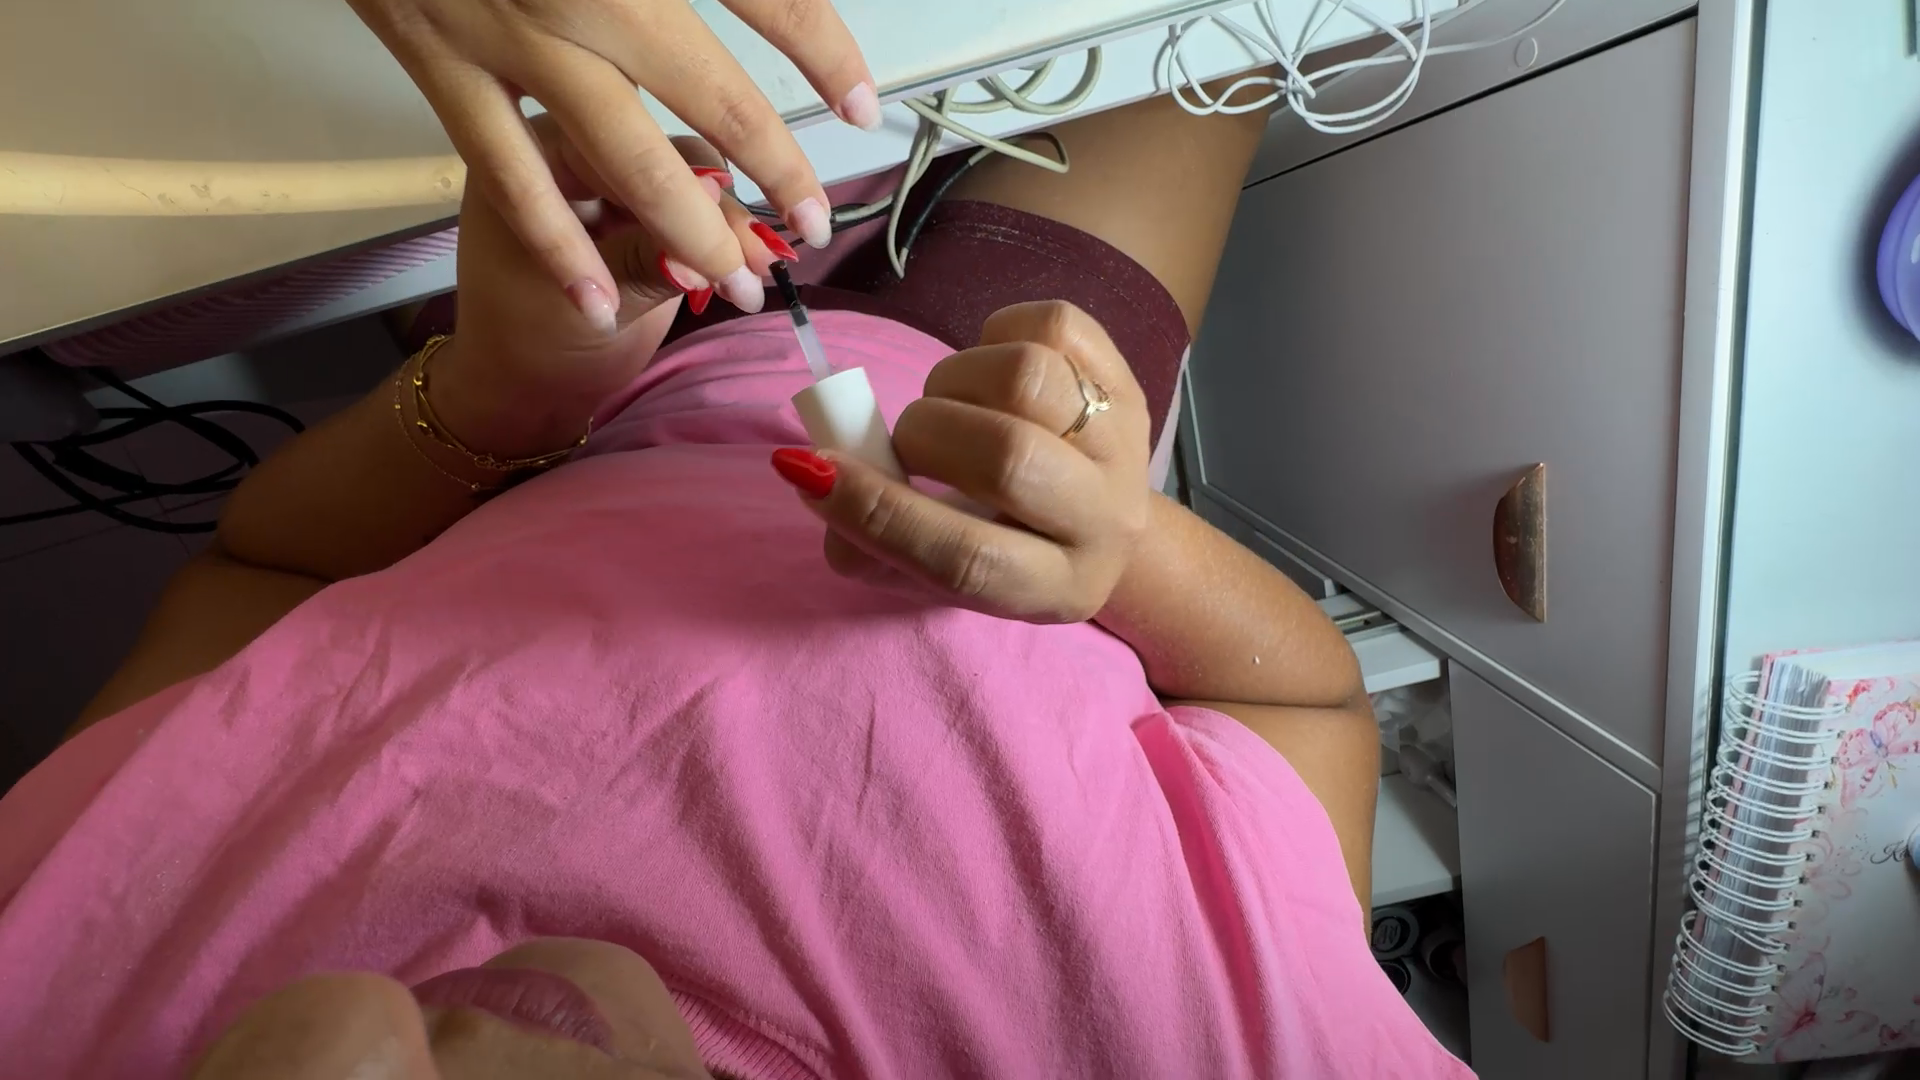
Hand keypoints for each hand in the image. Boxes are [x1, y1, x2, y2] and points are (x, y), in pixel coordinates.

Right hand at [347, 0, 878, 327]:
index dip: (825, 54)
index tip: (861, 106)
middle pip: (720, 102)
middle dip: (779, 174)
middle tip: (811, 226)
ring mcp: (505, 23)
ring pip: (630, 161)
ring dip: (695, 236)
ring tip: (741, 287)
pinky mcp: (434, 54)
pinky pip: (509, 173)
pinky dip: (558, 248)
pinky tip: (600, 307)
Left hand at [428, 131, 790, 459]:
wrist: (529, 382)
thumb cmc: (534, 342)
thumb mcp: (584, 304)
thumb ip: (645, 262)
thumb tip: (715, 222)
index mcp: (544, 158)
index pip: (629, 151)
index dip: (692, 192)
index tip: (737, 240)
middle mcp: (590, 160)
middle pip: (674, 162)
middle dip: (724, 214)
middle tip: (763, 265)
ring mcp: (626, 193)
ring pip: (699, 192)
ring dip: (735, 234)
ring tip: (764, 276)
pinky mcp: (653, 225)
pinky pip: (701, 222)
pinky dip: (728, 248)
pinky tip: (752, 275)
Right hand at [774, 302, 1151, 623]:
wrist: (1101, 515)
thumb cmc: (1004, 544)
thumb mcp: (943, 571)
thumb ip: (873, 546)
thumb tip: (813, 480)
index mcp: (1056, 588)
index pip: (968, 559)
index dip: (882, 516)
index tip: (814, 474)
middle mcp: (1104, 522)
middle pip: (1006, 458)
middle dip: (925, 436)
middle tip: (910, 443)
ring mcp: (1124, 444)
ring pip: (1027, 379)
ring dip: (957, 381)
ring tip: (952, 405)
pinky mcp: (1127, 378)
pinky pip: (1053, 325)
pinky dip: (997, 334)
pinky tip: (991, 370)